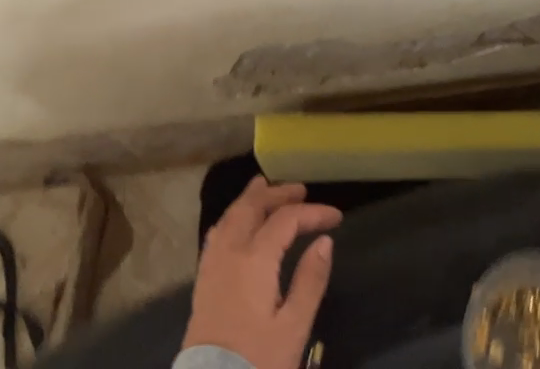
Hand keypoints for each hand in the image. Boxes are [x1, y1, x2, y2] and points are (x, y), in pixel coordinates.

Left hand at [182, 176, 342, 368]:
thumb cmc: (258, 360)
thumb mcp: (294, 326)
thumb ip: (310, 280)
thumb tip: (324, 240)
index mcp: (254, 260)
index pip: (286, 220)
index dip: (312, 212)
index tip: (336, 217)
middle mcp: (229, 253)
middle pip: (251, 208)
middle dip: (277, 194)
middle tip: (300, 189)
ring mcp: (212, 266)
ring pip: (229, 217)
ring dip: (250, 199)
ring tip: (264, 187)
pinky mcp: (203, 282)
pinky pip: (216, 234)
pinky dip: (231, 218)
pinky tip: (236, 222)